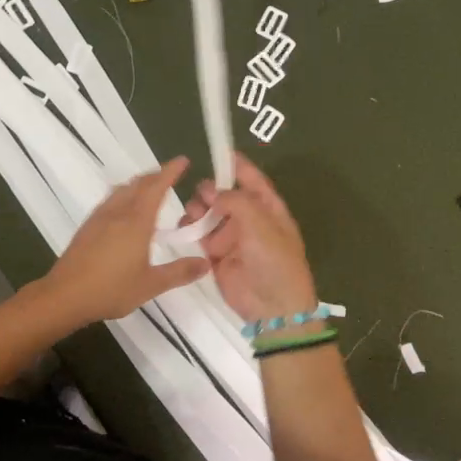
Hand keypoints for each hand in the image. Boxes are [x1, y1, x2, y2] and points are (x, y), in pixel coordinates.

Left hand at [38, 158, 211, 325]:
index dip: (170, 172)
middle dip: (155, 175)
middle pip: (137, 184)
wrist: (65, 294)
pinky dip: (124, 195)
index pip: (156, 187)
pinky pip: (110, 200)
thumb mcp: (151, 284)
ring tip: (150, 189)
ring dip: (138, 184)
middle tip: (171, 174)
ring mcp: (98, 218)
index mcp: (135, 222)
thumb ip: (179, 272)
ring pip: (121, 190)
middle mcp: (116, 213)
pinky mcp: (87, 226)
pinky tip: (125, 210)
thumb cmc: (111, 289)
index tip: (183, 161)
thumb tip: (206, 263)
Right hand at [183, 154, 317, 323]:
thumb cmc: (274, 262)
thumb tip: (214, 190)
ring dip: (198, 210)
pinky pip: (199, 234)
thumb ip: (236, 201)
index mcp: (269, 211)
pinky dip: (190, 229)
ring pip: (208, 213)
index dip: (238, 167)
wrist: (271, 307)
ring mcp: (232, 237)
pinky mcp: (216, 254)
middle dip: (211, 191)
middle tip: (203, 196)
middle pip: (225, 195)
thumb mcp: (261, 226)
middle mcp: (250, 220)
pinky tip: (186, 228)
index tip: (220, 153)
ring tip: (193, 215)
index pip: (253, 181)